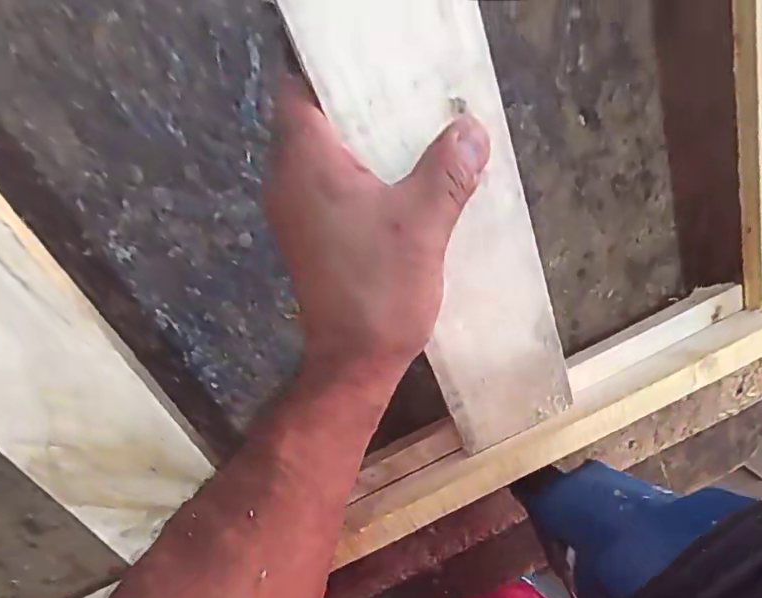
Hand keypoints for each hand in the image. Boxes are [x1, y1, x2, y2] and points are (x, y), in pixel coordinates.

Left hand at [265, 76, 489, 380]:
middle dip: (365, 112)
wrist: (354, 361)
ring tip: (417, 151)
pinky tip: (403, 200)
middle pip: (318, 120)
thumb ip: (446, 174)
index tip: (384, 76)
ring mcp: (296, 214)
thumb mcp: (421, 226)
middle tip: (415, 109)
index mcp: (304, 158)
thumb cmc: (379, 290)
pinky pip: (335, 195)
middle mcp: (288, 178)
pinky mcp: (312, 243)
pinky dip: (365, 187)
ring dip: (368, 154)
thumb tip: (473, 130)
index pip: (302, 83)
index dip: (339, 72)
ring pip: (329, 162)